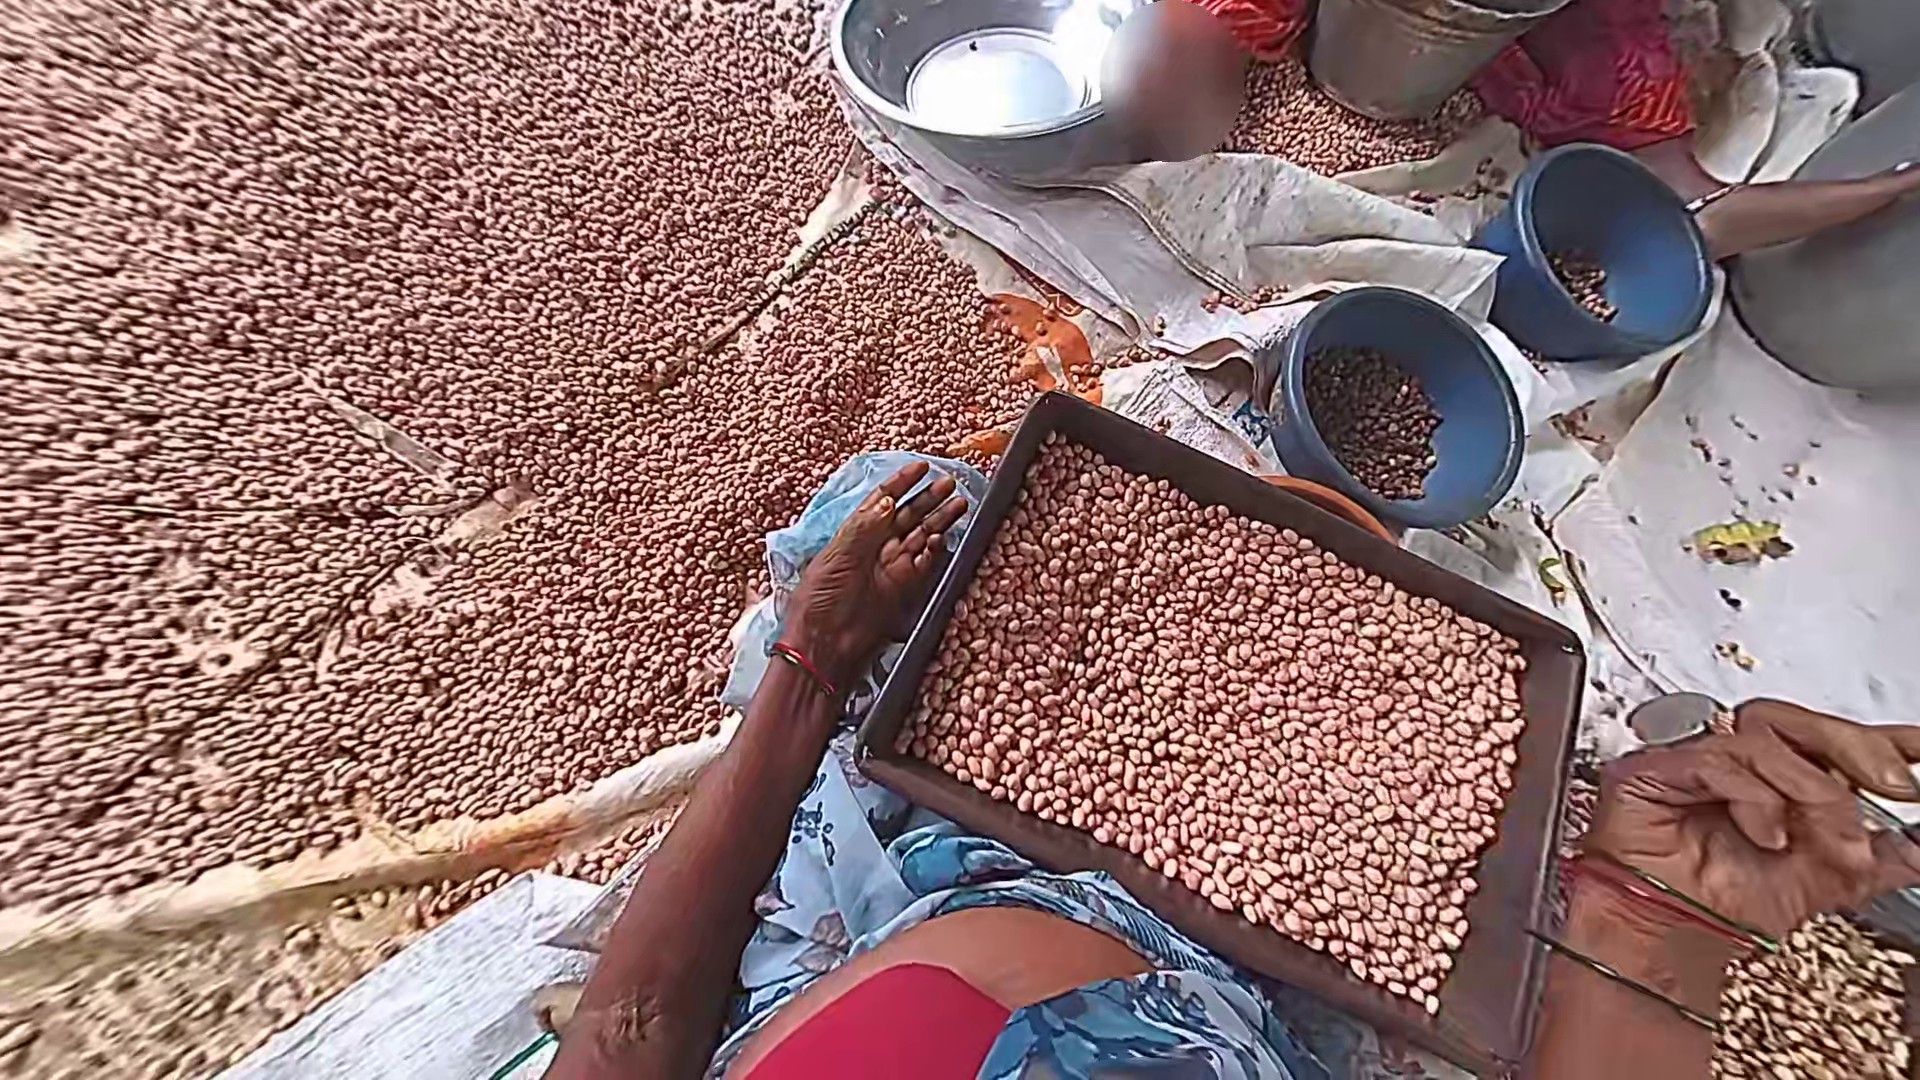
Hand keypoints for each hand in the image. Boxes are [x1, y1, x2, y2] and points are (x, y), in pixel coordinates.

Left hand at [780, 462, 967, 688]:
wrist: (825, 645)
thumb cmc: (820, 600)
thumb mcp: (836, 557)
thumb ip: (863, 528)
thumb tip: (887, 502)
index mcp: (855, 534)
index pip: (881, 501)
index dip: (901, 483)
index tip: (921, 467)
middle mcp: (876, 547)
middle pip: (907, 515)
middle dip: (928, 498)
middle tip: (950, 484)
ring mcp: (892, 567)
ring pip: (920, 536)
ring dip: (939, 519)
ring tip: (959, 504)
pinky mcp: (904, 587)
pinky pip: (924, 564)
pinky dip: (934, 551)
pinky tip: (941, 539)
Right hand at [1585, 699, 1919, 936]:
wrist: (1681, 919)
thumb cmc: (1734, 898)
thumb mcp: (1840, 878)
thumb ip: (1884, 852)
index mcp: (1774, 780)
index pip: (1818, 736)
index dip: (1877, 737)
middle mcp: (1728, 764)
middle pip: (1779, 718)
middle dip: (1850, 746)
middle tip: (1894, 786)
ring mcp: (1682, 763)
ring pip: (1758, 742)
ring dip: (1814, 794)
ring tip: (1826, 844)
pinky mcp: (1647, 768)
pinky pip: (1714, 764)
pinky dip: (1756, 802)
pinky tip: (1766, 836)